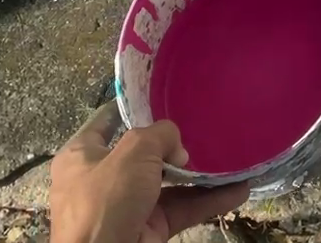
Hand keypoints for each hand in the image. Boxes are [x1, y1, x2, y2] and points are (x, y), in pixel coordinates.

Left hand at [50, 104, 249, 242]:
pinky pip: (181, 209)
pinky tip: (238, 190)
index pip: (106, 121)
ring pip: (168, 183)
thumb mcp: (134, 151)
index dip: (130, 105)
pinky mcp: (147, 231)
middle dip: (174, 142)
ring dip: (199, 174)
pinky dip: (208, 201)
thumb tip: (177, 150)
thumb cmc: (105, 201)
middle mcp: (102, 180)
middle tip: (204, 126)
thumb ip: (161, 135)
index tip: (159, 92)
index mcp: (82, 156)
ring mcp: (126, 208)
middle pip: (144, 152)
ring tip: (231, 156)